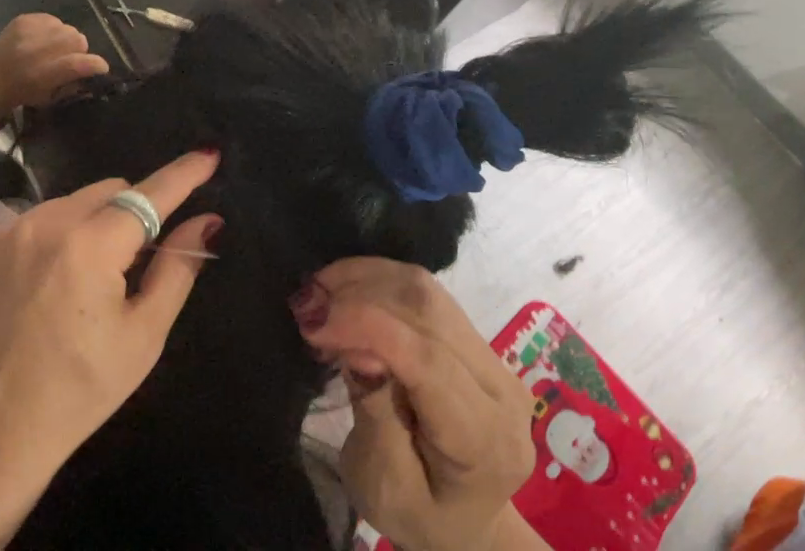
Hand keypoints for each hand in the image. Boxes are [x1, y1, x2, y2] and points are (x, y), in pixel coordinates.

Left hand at [0, 13, 109, 119]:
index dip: (95, 63)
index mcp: (41, 75)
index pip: (77, 63)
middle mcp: (34, 50)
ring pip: (66, 27)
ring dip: (66, 39)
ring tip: (55, 48)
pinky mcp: (22, 20)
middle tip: (71, 58)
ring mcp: (27, 32)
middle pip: (76, 39)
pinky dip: (53, 29)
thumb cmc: (24, 93)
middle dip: (79, 50)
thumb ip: (74, 83)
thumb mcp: (51, 97)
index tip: (102, 67)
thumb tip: (96, 68)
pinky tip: (44, 39)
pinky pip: (53, 19)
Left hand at [0, 150, 223, 482]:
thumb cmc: (81, 390)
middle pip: (107, 192)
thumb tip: (207, 221)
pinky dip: (53, 239)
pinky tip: (47, 287)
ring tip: (88, 281)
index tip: (208, 154)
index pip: (147, 195)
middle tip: (138, 260)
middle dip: (132, 212)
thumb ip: (177, 268)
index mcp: (89, 246)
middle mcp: (43, 223)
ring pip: (68, 205)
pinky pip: (31, 223)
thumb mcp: (143, 335)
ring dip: (91, 224)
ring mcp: (4, 233)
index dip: (182, 175)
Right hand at [296, 259, 536, 550]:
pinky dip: (379, 282)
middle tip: (303, 305)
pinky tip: (344, 292)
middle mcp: (502, 387)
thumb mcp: (384, 488)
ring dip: (365, 281)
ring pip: (427, 292)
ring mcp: (494, 357)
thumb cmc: (419, 515)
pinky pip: (427, 294)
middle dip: (358, 296)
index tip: (311, 321)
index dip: (366, 325)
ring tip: (317, 294)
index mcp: (485, 439)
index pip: (428, 359)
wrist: (467, 525)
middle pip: (429, 313)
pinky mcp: (476, 340)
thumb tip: (359, 349)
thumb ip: (377, 418)